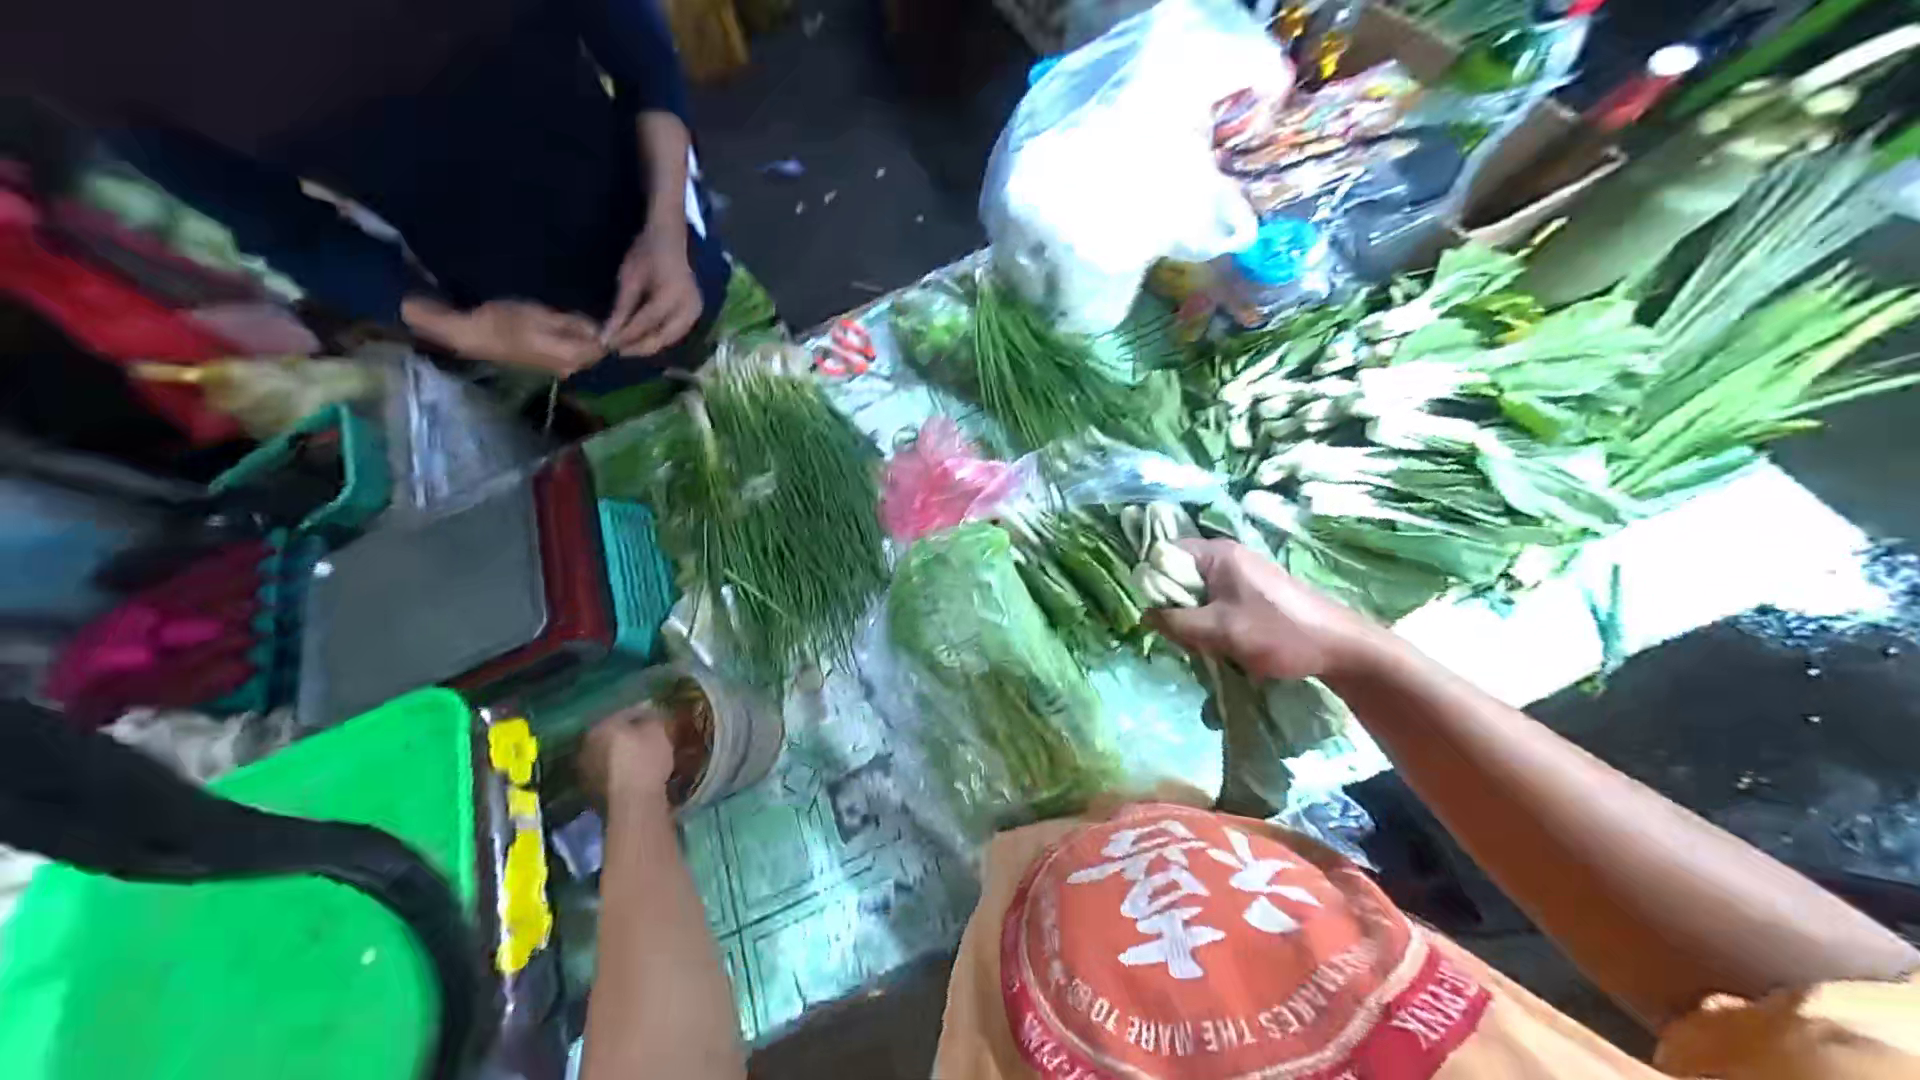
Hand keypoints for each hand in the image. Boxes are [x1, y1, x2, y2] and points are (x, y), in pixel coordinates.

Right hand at [433, 299, 604, 375]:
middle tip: (575, 317)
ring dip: (581, 340)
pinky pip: (571, 358)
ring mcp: (560, 371)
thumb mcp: (543, 315)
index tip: (597, 318)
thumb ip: (574, 324)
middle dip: (592, 337)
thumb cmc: (506, 321)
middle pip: (594, 353)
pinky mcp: (550, 369)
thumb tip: (599, 329)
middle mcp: (569, 369)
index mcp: (570, 356)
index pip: (602, 349)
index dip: (604, 334)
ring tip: (563, 322)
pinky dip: (571, 345)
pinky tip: (557, 332)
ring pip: (583, 356)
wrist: (474, 337)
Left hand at [578, 702, 676, 805]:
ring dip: (623, 756)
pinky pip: (609, 775)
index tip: (660, 721)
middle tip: (651, 740)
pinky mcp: (590, 792)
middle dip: (630, 736)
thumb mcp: (658, 730)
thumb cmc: (646, 760)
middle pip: (613, 735)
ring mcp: (585, 771)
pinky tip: (636, 777)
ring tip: (645, 760)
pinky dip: (620, 773)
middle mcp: (586, 745)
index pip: (626, 714)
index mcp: (601, 726)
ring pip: (609, 756)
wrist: (633, 803)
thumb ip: (653, 718)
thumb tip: (650, 718)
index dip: (646, 715)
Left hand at [603, 223, 702, 357]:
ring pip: (671, 338)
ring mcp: (696, 312)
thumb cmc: (646, 253)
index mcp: (671, 294)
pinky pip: (676, 333)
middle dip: (639, 347)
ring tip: (629, 349)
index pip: (646, 322)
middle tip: (618, 352)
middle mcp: (688, 307)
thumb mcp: (629, 278)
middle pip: (663, 336)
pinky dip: (660, 339)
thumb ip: (622, 308)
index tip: (608, 344)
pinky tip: (644, 341)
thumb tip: (608, 333)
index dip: (627, 335)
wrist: (670, 241)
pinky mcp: (695, 315)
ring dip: (650, 345)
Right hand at [1150, 539, 1392, 681]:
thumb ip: (1175, 621)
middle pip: (1179, 574)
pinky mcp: (1252, 593)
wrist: (1340, 649)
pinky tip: (1221, 642)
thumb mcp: (1217, 630)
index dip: (1152, 581)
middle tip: (1181, 633)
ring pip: (1197, 592)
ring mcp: (1242, 574)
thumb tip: (1145, 615)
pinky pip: (1215, 601)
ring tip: (1204, 642)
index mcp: (1218, 553)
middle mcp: (1227, 556)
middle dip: (1174, 605)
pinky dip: (1211, 621)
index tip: (1155, 611)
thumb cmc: (1277, 632)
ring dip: (1194, 618)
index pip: (1164, 554)